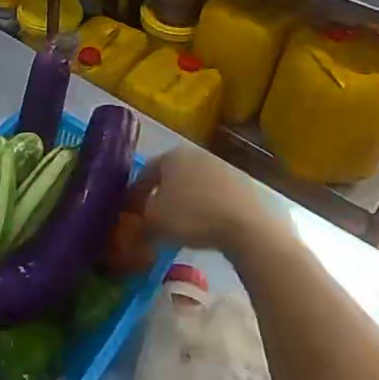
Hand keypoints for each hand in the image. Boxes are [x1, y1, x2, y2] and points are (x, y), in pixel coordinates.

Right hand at [133, 148, 272, 254]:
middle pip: (170, 176)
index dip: (135, 195)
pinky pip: (214, 194)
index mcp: (170, 155)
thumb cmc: (192, 216)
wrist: (246, 226)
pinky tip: (206, 226)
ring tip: (181, 226)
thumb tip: (138, 226)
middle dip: (161, 196)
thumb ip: (140, 222)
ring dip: (185, 201)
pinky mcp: (242, 182)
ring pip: (194, 184)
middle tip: (155, 219)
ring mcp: (221, 166)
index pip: (145, 173)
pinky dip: (206, 207)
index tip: (132, 215)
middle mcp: (195, 153)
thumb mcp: (154, 223)